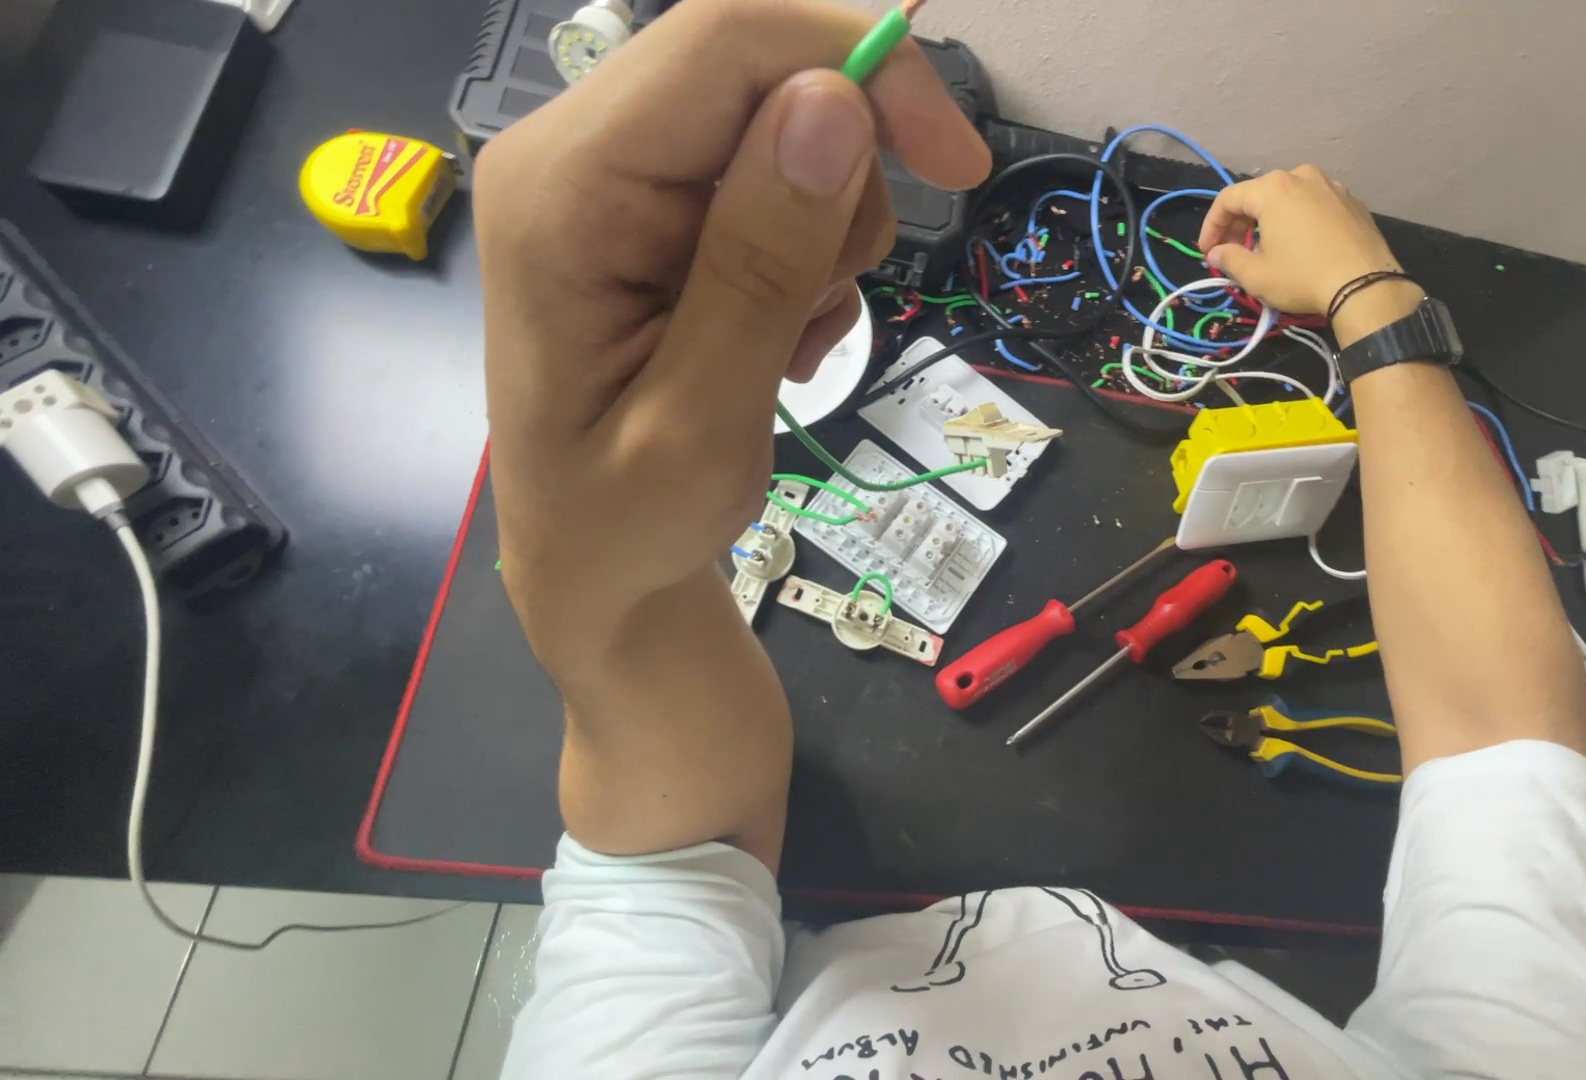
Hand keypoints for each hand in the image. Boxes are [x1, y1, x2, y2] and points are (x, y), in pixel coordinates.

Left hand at [474, 0, 990, 683]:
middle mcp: (581, 155)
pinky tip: (779, 342)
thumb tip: (835, 108)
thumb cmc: (630, 519)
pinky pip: (778, 194)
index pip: (726, 47)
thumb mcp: (700, 418)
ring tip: (790, 344)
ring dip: (826, 241)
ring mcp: (620, 185)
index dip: (863, 73)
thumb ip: (758, 266)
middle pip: (763, 80)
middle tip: (827, 307)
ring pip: (787, 138)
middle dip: (841, 187)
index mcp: (568, 191)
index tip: (958, 167)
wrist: (598, 562)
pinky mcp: (659, 220)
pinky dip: (810, 266)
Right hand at [1197, 165, 1403, 316]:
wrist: (1364, 284)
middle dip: (1239, 224)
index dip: (1211, 226)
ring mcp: (1330, 186)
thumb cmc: (1301, 276)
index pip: (1228, 199)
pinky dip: (1295, 221)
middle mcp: (1301, 176)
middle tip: (1231, 251)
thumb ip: (1230, 259)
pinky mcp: (1350, 201)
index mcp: (1273, 189)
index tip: (1207, 251)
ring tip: (1263, 249)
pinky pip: (1311, 205)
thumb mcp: (1255, 275)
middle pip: (1258, 195)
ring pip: (1286, 198)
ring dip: (1267, 221)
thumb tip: (1218, 252)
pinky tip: (1296, 246)